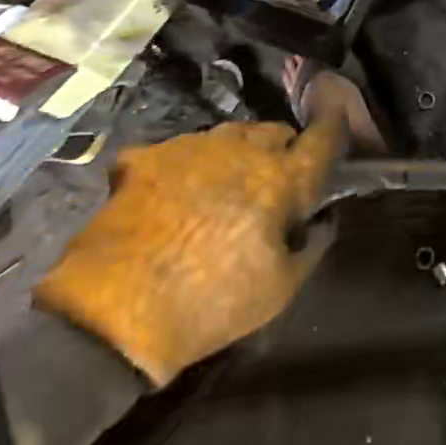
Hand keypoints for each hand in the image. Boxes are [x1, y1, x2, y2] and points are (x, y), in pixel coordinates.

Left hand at [34, 110, 342, 385]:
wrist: (108, 322)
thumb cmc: (211, 305)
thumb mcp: (283, 287)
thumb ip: (315, 243)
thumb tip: (323, 218)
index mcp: (284, 178)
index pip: (323, 137)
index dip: (334, 127)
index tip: (337, 122)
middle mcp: (243, 152)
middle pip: (276, 130)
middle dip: (283, 148)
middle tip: (276, 177)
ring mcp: (191, 150)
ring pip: (230, 133)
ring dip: (238, 151)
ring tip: (227, 180)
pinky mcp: (145, 161)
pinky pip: (179, 148)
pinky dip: (184, 162)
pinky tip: (174, 188)